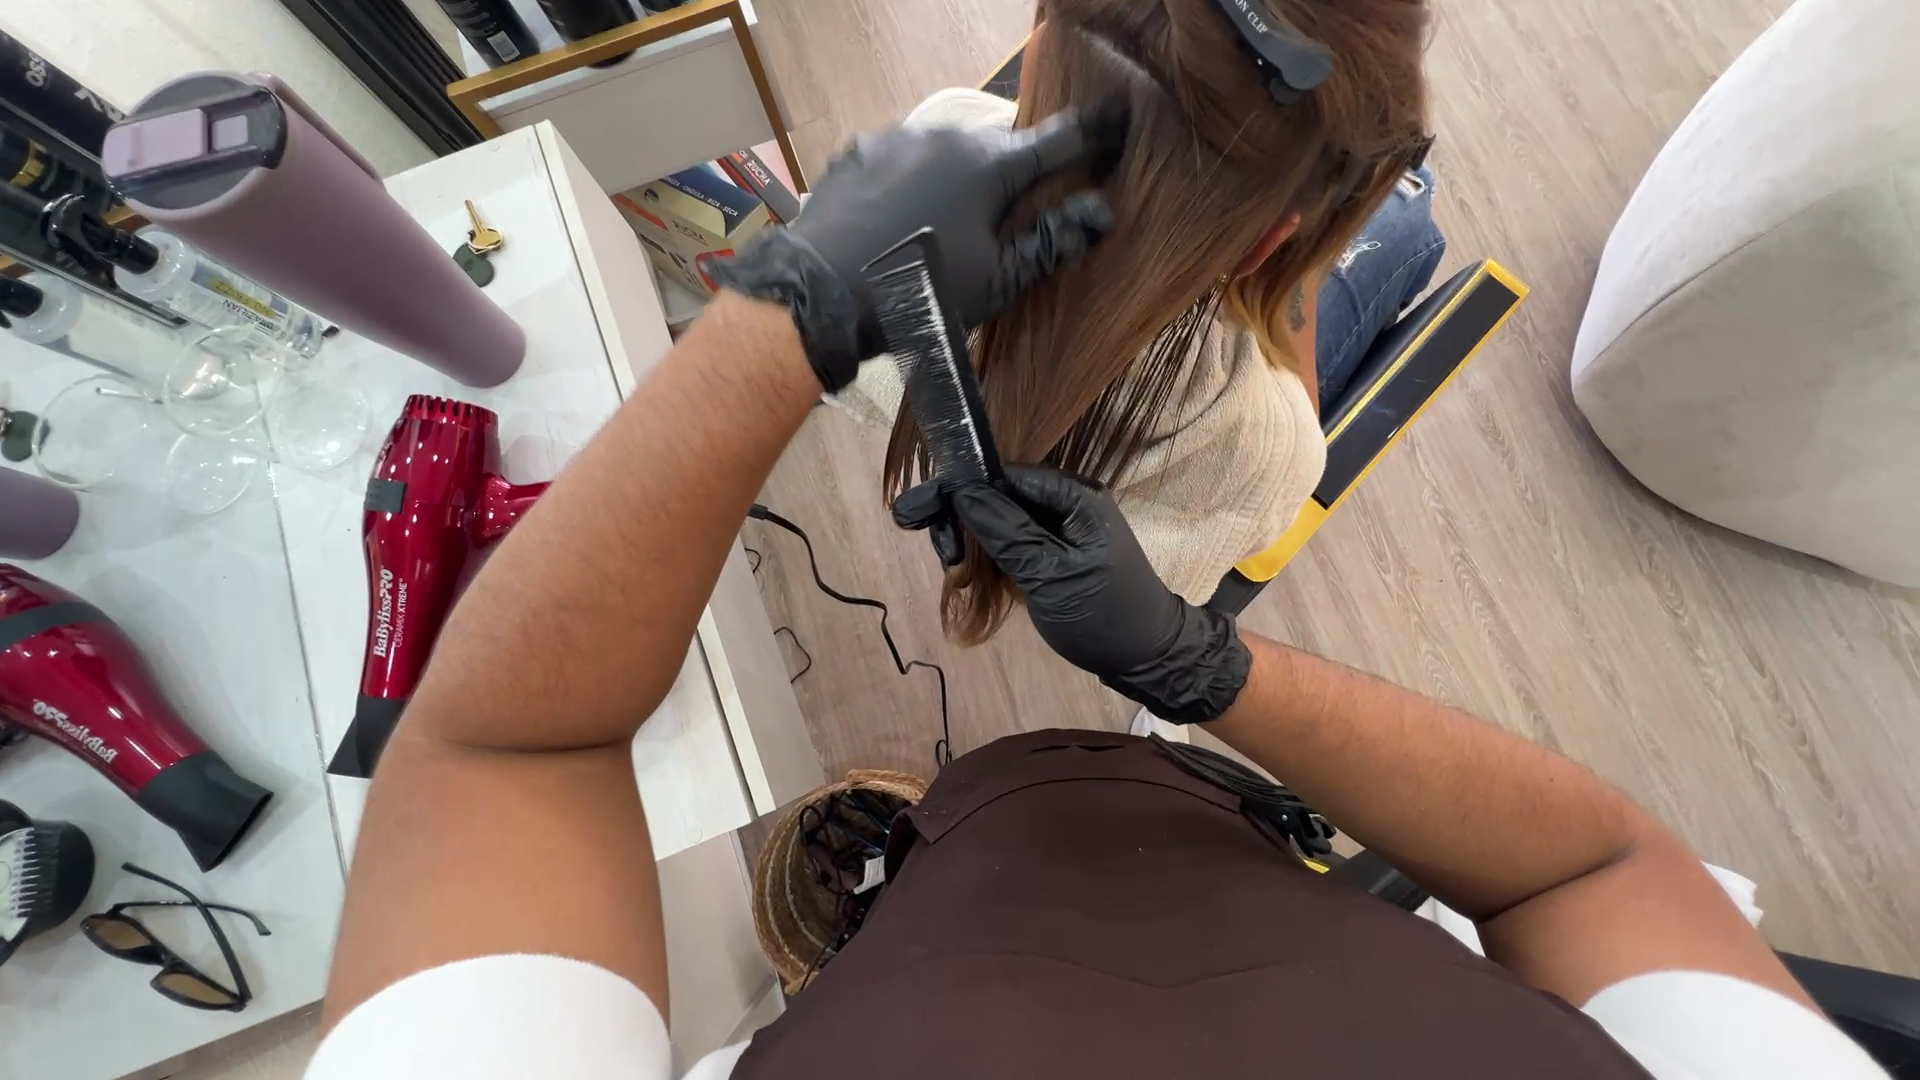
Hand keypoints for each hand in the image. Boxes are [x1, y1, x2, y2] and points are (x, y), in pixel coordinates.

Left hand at [710, 104, 1125, 391]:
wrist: (823, 292)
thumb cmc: (921, 292)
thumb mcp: (995, 282)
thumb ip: (1049, 244)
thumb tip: (1100, 214)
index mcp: (991, 166)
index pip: (1059, 139)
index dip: (1093, 133)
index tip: (1117, 121)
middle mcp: (948, 136)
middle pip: (1000, 147)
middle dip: (1014, 173)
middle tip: (1009, 214)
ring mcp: (898, 138)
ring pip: (949, 150)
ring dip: (960, 177)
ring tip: (946, 223)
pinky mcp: (860, 152)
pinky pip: (904, 158)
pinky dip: (915, 181)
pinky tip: (902, 217)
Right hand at [894, 466, 1250, 722]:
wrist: (1146, 658)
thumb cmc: (1102, 616)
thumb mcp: (1049, 575)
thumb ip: (1007, 532)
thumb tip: (963, 492)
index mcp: (1077, 497)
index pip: (1008, 475)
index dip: (965, 488)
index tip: (925, 511)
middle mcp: (1070, 503)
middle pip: (1004, 494)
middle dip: (966, 515)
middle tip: (939, 549)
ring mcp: (1064, 529)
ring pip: (1006, 519)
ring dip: (976, 537)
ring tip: (950, 563)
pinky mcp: (1058, 552)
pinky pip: (1017, 541)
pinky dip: (993, 553)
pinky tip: (969, 569)